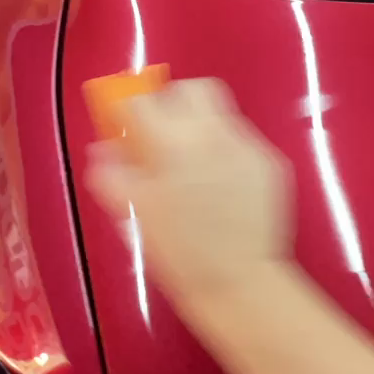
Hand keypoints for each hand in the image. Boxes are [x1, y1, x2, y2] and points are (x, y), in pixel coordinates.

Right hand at [84, 78, 293, 311]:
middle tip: (161, 133)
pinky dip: (225, 153)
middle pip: (191, 90)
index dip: (129, 108)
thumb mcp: (137, 214)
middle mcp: (213, 135)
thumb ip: (114, 175)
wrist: (240, 284)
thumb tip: (103, 151)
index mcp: (173, 146)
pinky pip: (242, 141)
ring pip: (220, 115)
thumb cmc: (181, 255)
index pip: (143, 100)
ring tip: (192, 166)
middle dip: (173, 103)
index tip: (125, 122)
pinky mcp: (270, 163)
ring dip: (200, 129)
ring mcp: (247, 146)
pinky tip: (219, 185)